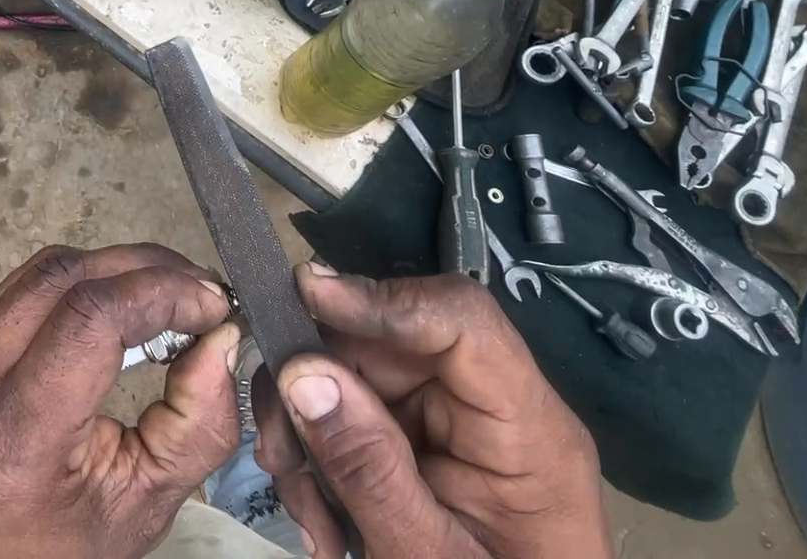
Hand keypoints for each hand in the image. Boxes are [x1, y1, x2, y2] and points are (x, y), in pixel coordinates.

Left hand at [0, 244, 242, 558]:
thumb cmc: (56, 550)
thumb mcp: (143, 509)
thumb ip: (196, 428)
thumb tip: (219, 339)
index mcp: (9, 446)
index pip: (87, 320)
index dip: (158, 292)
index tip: (209, 305)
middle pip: (63, 279)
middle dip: (145, 269)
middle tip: (198, 292)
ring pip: (41, 271)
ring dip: (115, 267)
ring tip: (168, 293)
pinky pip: (22, 288)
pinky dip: (81, 281)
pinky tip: (119, 302)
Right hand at [252, 266, 610, 558]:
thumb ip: (369, 471)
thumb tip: (301, 370)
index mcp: (527, 432)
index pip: (461, 320)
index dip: (381, 298)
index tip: (301, 295)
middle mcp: (486, 405)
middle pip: (382, 342)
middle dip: (314, 385)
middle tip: (278, 455)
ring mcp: (446, 419)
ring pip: (346, 372)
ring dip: (305, 430)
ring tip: (304, 505)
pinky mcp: (413, 437)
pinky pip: (342, 409)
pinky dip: (313, 453)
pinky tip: (317, 512)